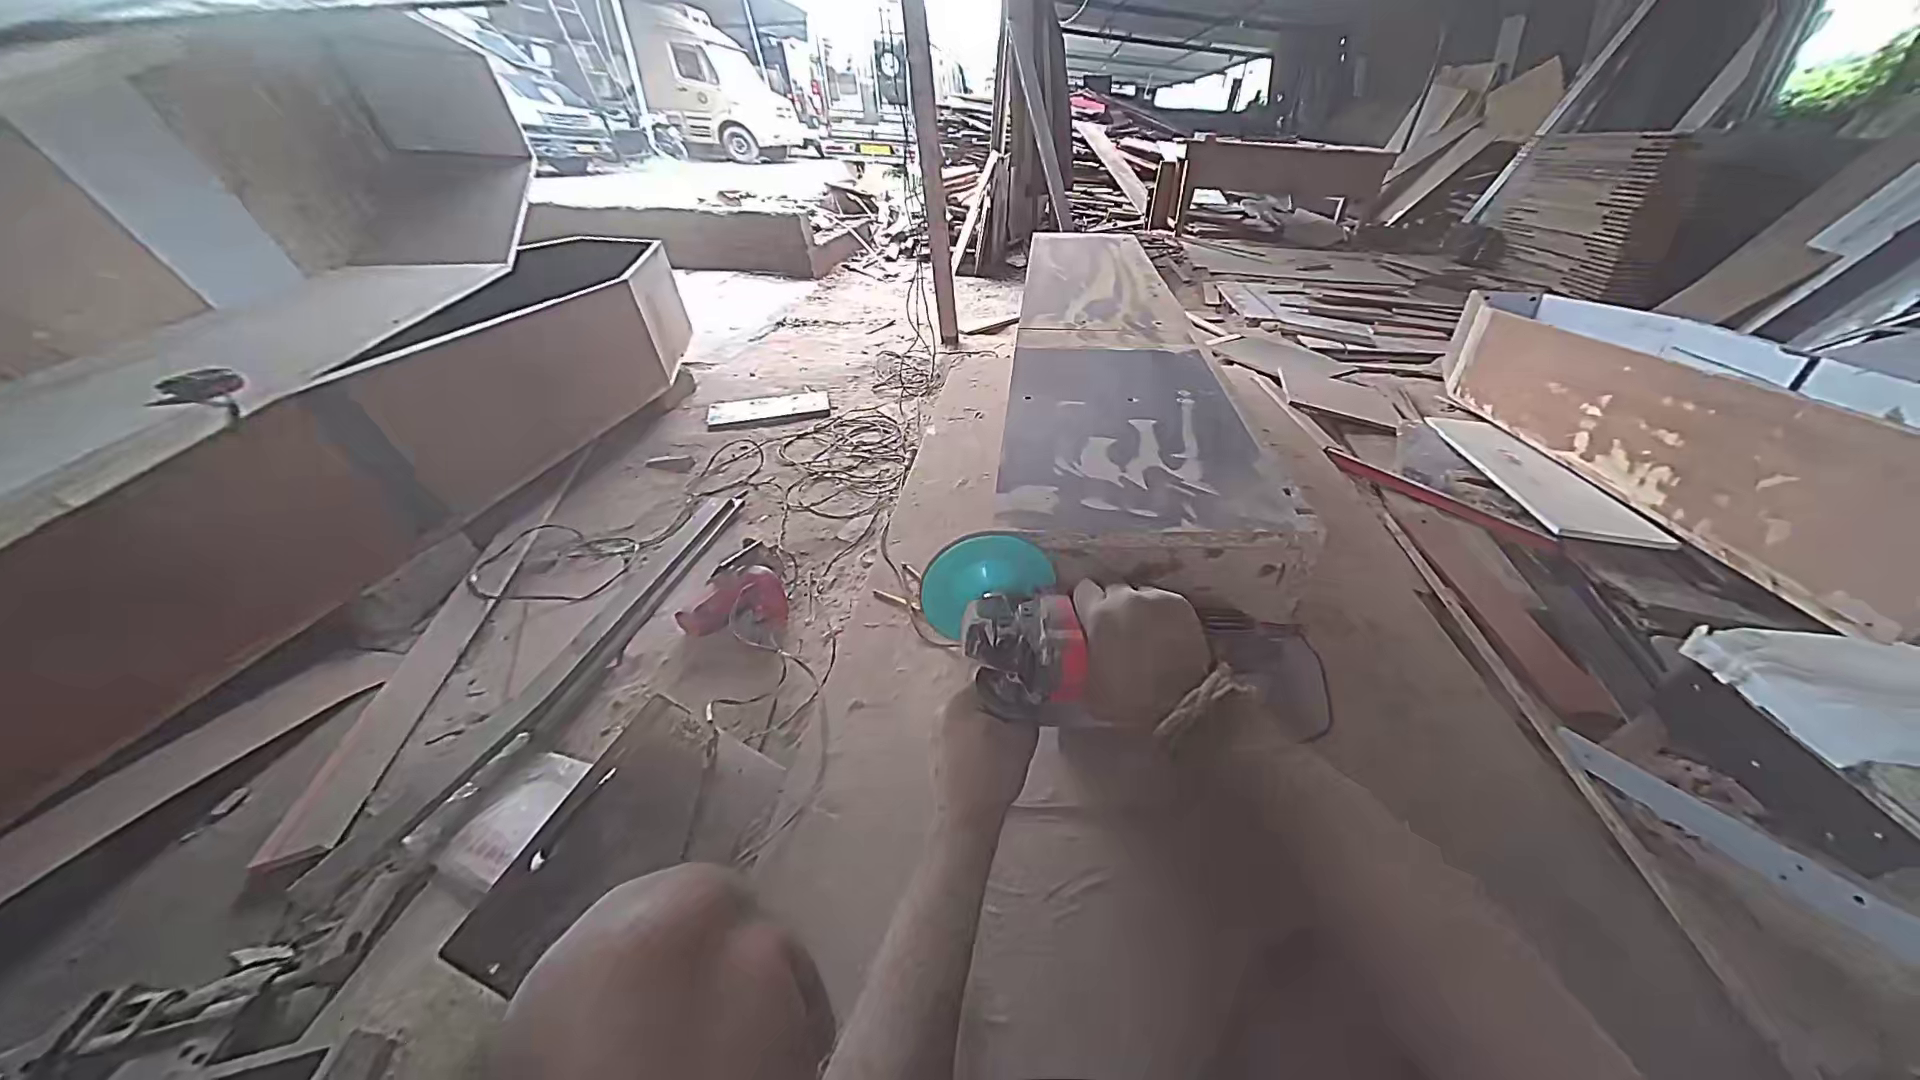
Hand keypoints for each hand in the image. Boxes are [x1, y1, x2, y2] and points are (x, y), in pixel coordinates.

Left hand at [933, 689, 1038, 824]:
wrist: (967, 818)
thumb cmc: (995, 773)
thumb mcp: (1022, 735)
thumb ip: (1024, 707)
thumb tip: (1026, 695)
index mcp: (960, 700)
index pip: (992, 681)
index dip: (1013, 691)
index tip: (1024, 706)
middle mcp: (942, 710)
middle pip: (979, 699)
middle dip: (999, 710)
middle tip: (1016, 727)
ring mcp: (935, 732)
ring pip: (970, 718)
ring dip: (986, 726)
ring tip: (1002, 746)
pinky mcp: (935, 751)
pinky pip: (960, 735)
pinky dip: (974, 741)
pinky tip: (986, 759)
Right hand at [1071, 580, 1211, 729]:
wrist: (1180, 704)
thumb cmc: (1128, 699)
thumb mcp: (1086, 682)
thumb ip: (1077, 654)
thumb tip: (1072, 648)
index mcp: (1097, 614)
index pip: (1082, 590)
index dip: (1084, 605)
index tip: (1087, 619)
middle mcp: (1125, 598)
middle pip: (1111, 588)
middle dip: (1110, 605)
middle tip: (1114, 628)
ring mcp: (1155, 598)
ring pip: (1138, 593)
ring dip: (1136, 608)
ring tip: (1143, 631)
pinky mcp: (1180, 603)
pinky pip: (1161, 601)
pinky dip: (1159, 613)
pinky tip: (1164, 633)